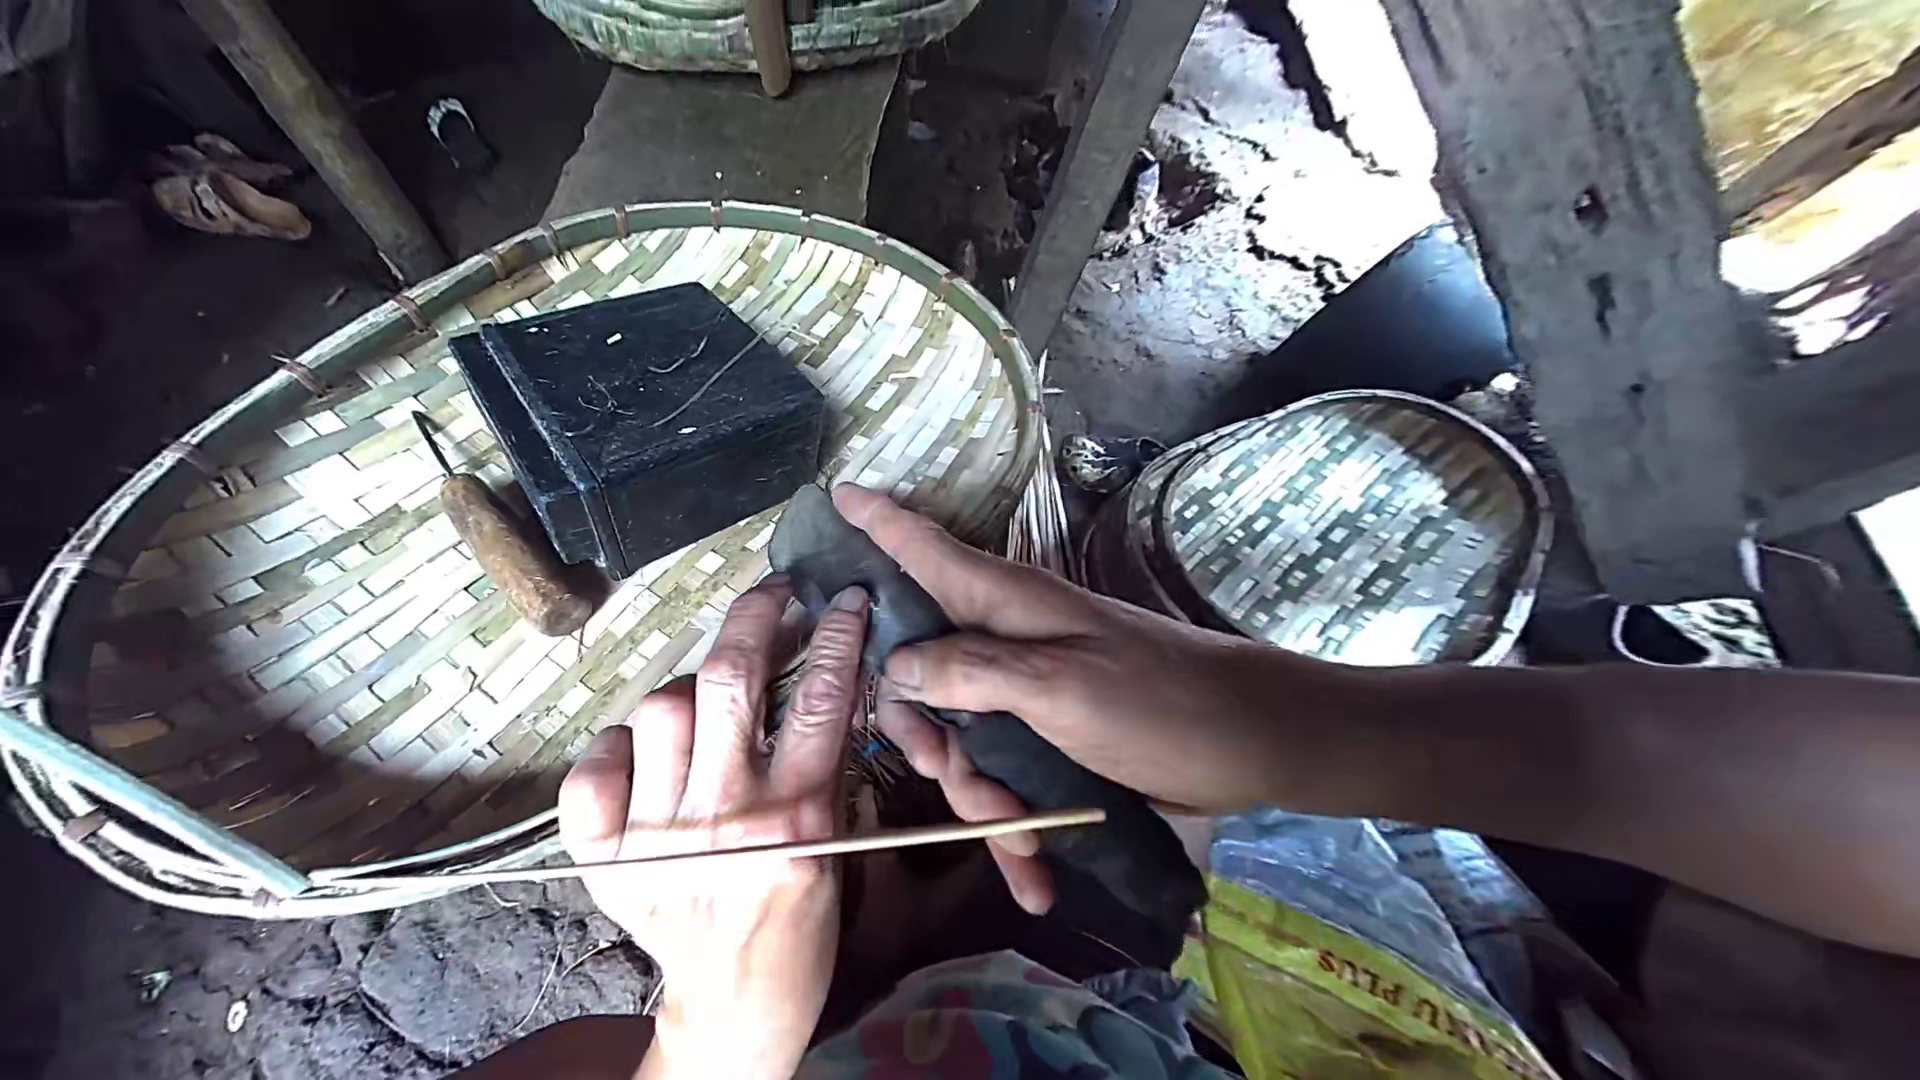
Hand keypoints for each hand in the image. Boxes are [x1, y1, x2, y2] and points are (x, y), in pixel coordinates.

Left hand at [558, 577, 869, 1079]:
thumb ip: (830, 762)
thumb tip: (830, 681)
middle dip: (755, 615)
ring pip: (659, 709)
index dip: (837, 634)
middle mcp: (723, 816)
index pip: (822, 698)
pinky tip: (644, 754)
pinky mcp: (604, 859)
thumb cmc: (803, 922)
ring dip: (689, 689)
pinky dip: (619, 745)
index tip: (845, 598)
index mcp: (795, 817)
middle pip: (729, 680)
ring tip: (706, 703)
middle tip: (773, 592)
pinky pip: (594, 766)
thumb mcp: (838, 841)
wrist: (734, 1010)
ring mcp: (655, 835)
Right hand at [837, 485, 1341, 883]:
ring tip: (1022, 837)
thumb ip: (973, 670)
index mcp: (1004, 604)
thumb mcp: (1061, 686)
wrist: (1250, 744)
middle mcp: (1004, 638)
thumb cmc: (1160, 701)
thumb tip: (894, 663)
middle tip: (953, 772)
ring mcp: (1023, 688)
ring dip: (979, 796)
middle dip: (927, 733)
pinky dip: (1015, 828)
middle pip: (919, 670)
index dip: (880, 522)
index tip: (840, 493)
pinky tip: (1035, 878)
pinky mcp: (1045, 733)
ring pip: (957, 735)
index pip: (926, 549)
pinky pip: (1003, 776)